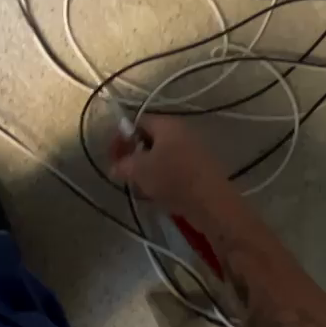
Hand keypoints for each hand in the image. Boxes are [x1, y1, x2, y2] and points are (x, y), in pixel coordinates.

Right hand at [110, 114, 238, 223]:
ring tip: (140, 185)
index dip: (121, 137)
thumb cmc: (172, 179)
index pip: (137, 121)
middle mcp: (183, 131)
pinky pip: (176, 167)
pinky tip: (159, 193)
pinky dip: (164, 176)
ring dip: (149, 167)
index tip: (113, 156)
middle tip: (124, 171)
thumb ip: (122, 165)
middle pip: (151, 138)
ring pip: (164, 154)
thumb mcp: (139, 170)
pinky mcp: (203, 168)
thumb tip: (114, 167)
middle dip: (134, 153)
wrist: (212, 204)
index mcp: (167, 124)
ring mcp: (195, 150)